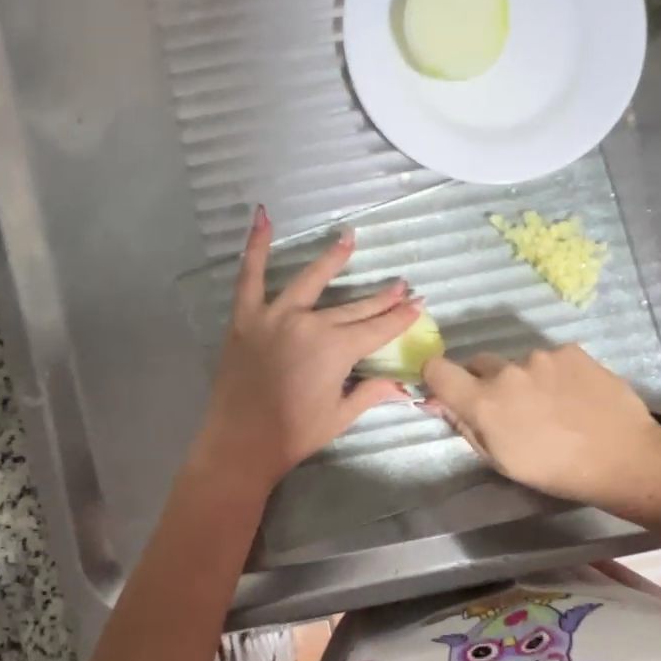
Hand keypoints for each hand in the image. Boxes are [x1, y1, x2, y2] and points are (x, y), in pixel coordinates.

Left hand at [197, 207, 424, 489]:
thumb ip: (369, 393)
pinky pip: (250, 276)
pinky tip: (263, 218)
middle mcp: (310, 324)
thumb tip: (401, 385)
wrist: (241, 442)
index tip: (418, 304)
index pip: (377, 329)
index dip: (400, 318)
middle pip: (352, 308)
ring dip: (332, 259)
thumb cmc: (294, 435)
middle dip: (380, 298)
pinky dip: (256, 247)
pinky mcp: (245, 317)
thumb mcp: (339, 416)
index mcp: (336, 349)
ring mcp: (275, 316)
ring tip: (349, 239)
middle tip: (400, 285)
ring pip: (310, 281)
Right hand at [421, 345, 660, 507]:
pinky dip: (555, 375)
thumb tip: (448, 406)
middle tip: (510, 410)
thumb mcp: (502, 462)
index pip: (437, 370)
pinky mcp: (571, 351)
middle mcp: (506, 371)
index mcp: (483, 402)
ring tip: (553, 408)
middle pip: (478, 364)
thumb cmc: (556, 471)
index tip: (448, 390)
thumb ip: (469, 428)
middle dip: (485, 382)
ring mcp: (541, 357)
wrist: (622, 457)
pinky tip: (575, 398)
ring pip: (519, 364)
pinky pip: (551, 360)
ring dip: (525, 380)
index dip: (437, 377)